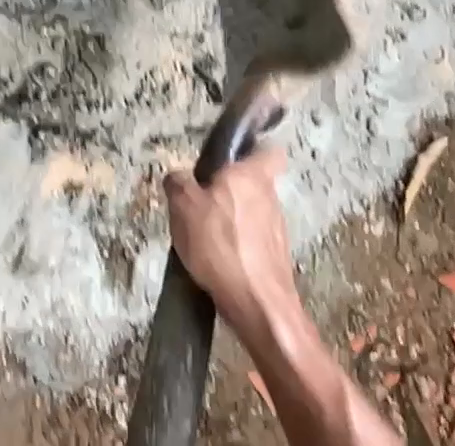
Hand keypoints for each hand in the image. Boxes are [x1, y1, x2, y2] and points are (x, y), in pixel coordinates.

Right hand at [163, 148, 296, 331]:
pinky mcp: (275, 256)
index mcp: (251, 176)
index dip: (252, 149)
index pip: (268, 150)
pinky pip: (251, 237)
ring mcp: (276, 229)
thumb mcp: (182, 206)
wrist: (257, 304)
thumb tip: (179, 177)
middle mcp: (269, 198)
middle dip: (228, 188)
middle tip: (198, 198)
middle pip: (252, 182)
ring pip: (251, 210)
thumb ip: (178, 183)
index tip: (229, 156)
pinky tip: (214, 256)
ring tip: (202, 232)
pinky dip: (235, 241)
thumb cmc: (219, 244)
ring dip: (230, 216)